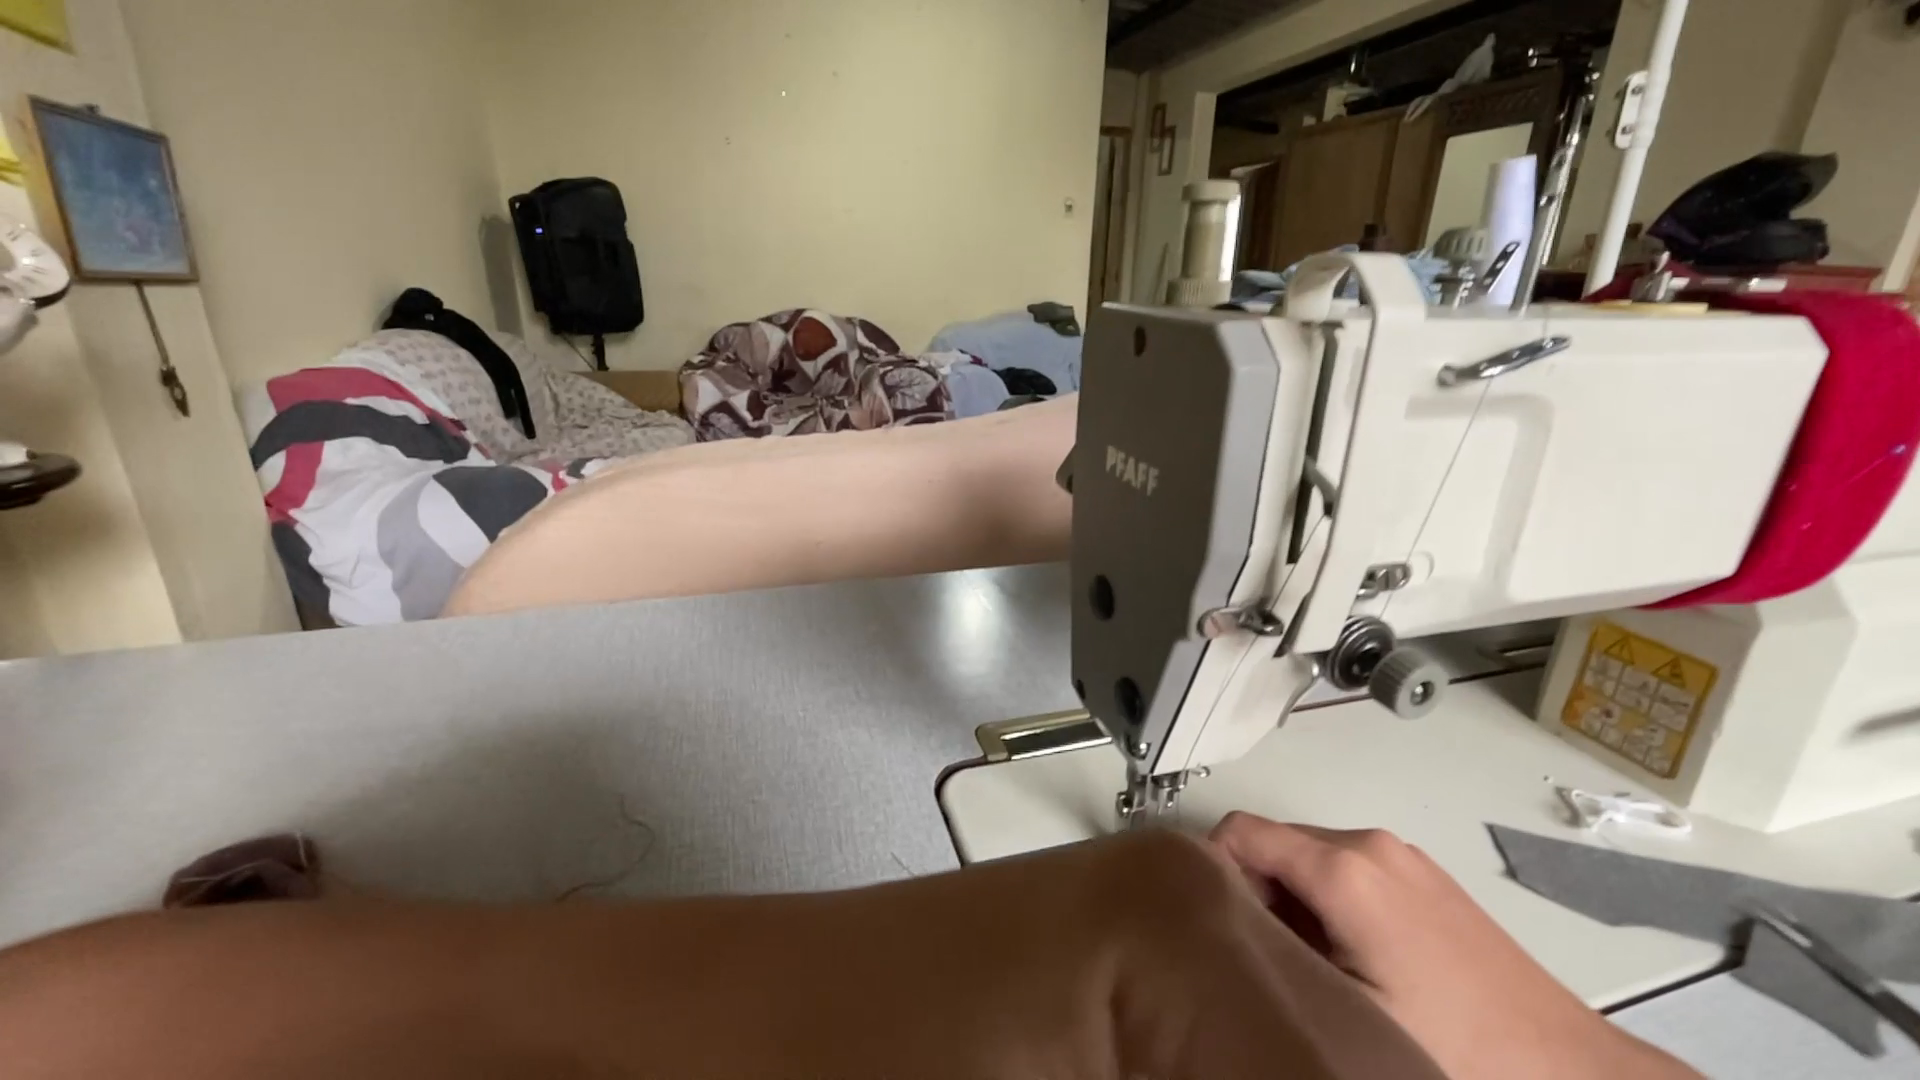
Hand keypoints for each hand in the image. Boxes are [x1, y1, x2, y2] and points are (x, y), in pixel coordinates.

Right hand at [1208, 813, 1700, 1079]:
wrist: (1565, 1066)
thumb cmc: (1456, 1045)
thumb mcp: (1342, 1007)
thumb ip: (1274, 950)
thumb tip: (1225, 926)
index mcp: (1343, 869)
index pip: (1239, 833)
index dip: (1209, 868)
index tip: (1207, 919)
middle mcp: (1369, 844)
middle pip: (1272, 843)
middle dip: (1251, 890)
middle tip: (1258, 955)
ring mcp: (1400, 856)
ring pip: (1307, 857)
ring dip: (1288, 899)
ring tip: (1304, 964)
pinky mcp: (1420, 875)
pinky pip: (1345, 868)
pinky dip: (1324, 901)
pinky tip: (1345, 959)